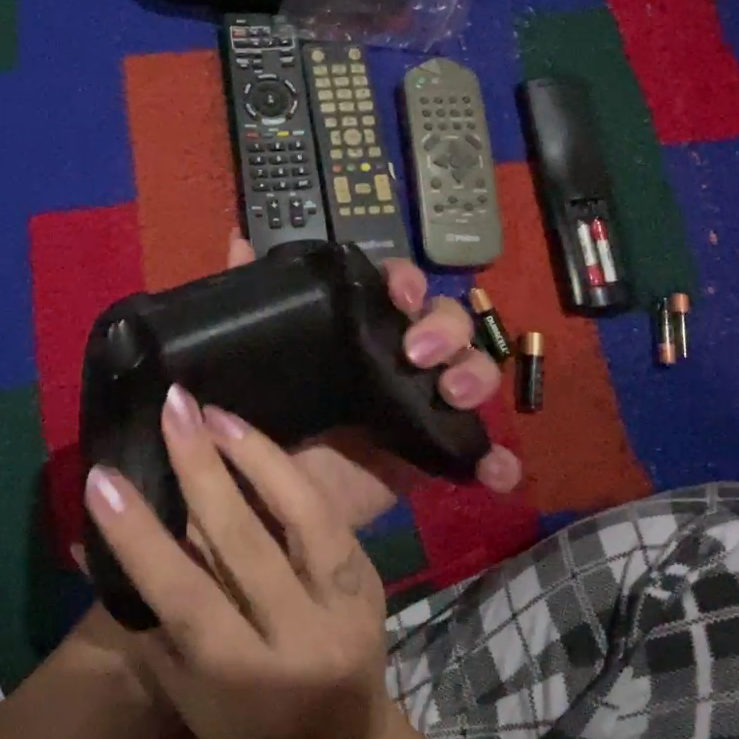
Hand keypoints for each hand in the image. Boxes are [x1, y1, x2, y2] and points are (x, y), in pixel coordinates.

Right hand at [86, 385, 397, 738]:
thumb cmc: (246, 729)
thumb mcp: (184, 689)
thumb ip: (139, 616)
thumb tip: (84, 542)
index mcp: (246, 679)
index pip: (185, 596)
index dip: (140, 535)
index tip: (102, 477)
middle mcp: (304, 641)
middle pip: (246, 542)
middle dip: (200, 467)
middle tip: (171, 407)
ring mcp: (348, 608)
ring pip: (303, 515)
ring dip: (256, 455)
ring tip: (215, 412)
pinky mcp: (371, 583)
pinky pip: (328, 515)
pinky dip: (290, 473)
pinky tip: (255, 440)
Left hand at [224, 234, 521, 527]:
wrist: (272, 494)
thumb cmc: (273, 414)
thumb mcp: (257, 356)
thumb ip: (253, 302)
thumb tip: (239, 243)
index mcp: (365, 327)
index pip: (399, 286)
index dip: (407, 282)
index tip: (398, 295)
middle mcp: (403, 356)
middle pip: (447, 322)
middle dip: (443, 328)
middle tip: (416, 353)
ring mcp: (425, 402)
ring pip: (474, 372)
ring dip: (476, 376)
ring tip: (453, 395)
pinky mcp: (436, 451)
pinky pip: (480, 452)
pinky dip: (498, 459)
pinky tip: (497, 472)